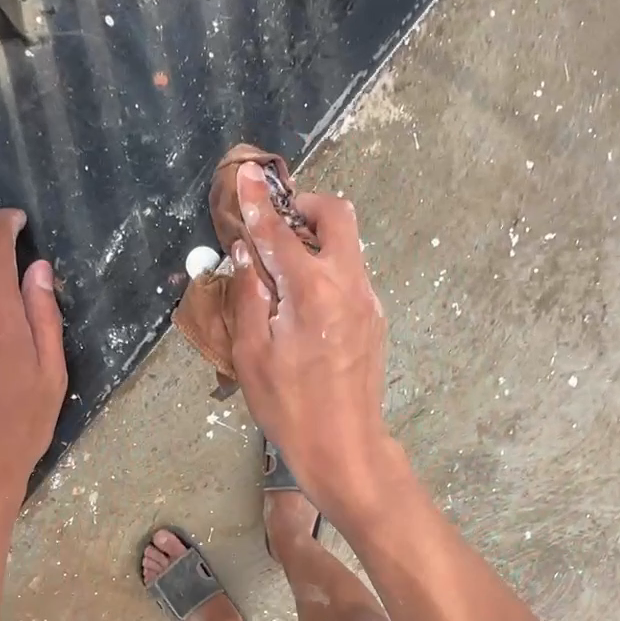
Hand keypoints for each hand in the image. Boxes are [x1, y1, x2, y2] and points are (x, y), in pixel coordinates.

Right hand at [227, 164, 397, 518]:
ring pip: (347, 243)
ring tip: (283, 264)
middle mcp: (348, 284)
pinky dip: (326, 266)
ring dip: (315, 237)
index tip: (245, 173)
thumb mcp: (251, 354)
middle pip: (336, 215)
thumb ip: (248, 294)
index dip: (257, 200)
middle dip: (304, 206)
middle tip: (275, 224)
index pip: (279, 230)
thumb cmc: (289, 407)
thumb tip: (247, 253)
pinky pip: (351, 273)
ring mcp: (368, 301)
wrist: (344, 446)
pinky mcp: (374, 318)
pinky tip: (302, 298)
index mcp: (311, 291)